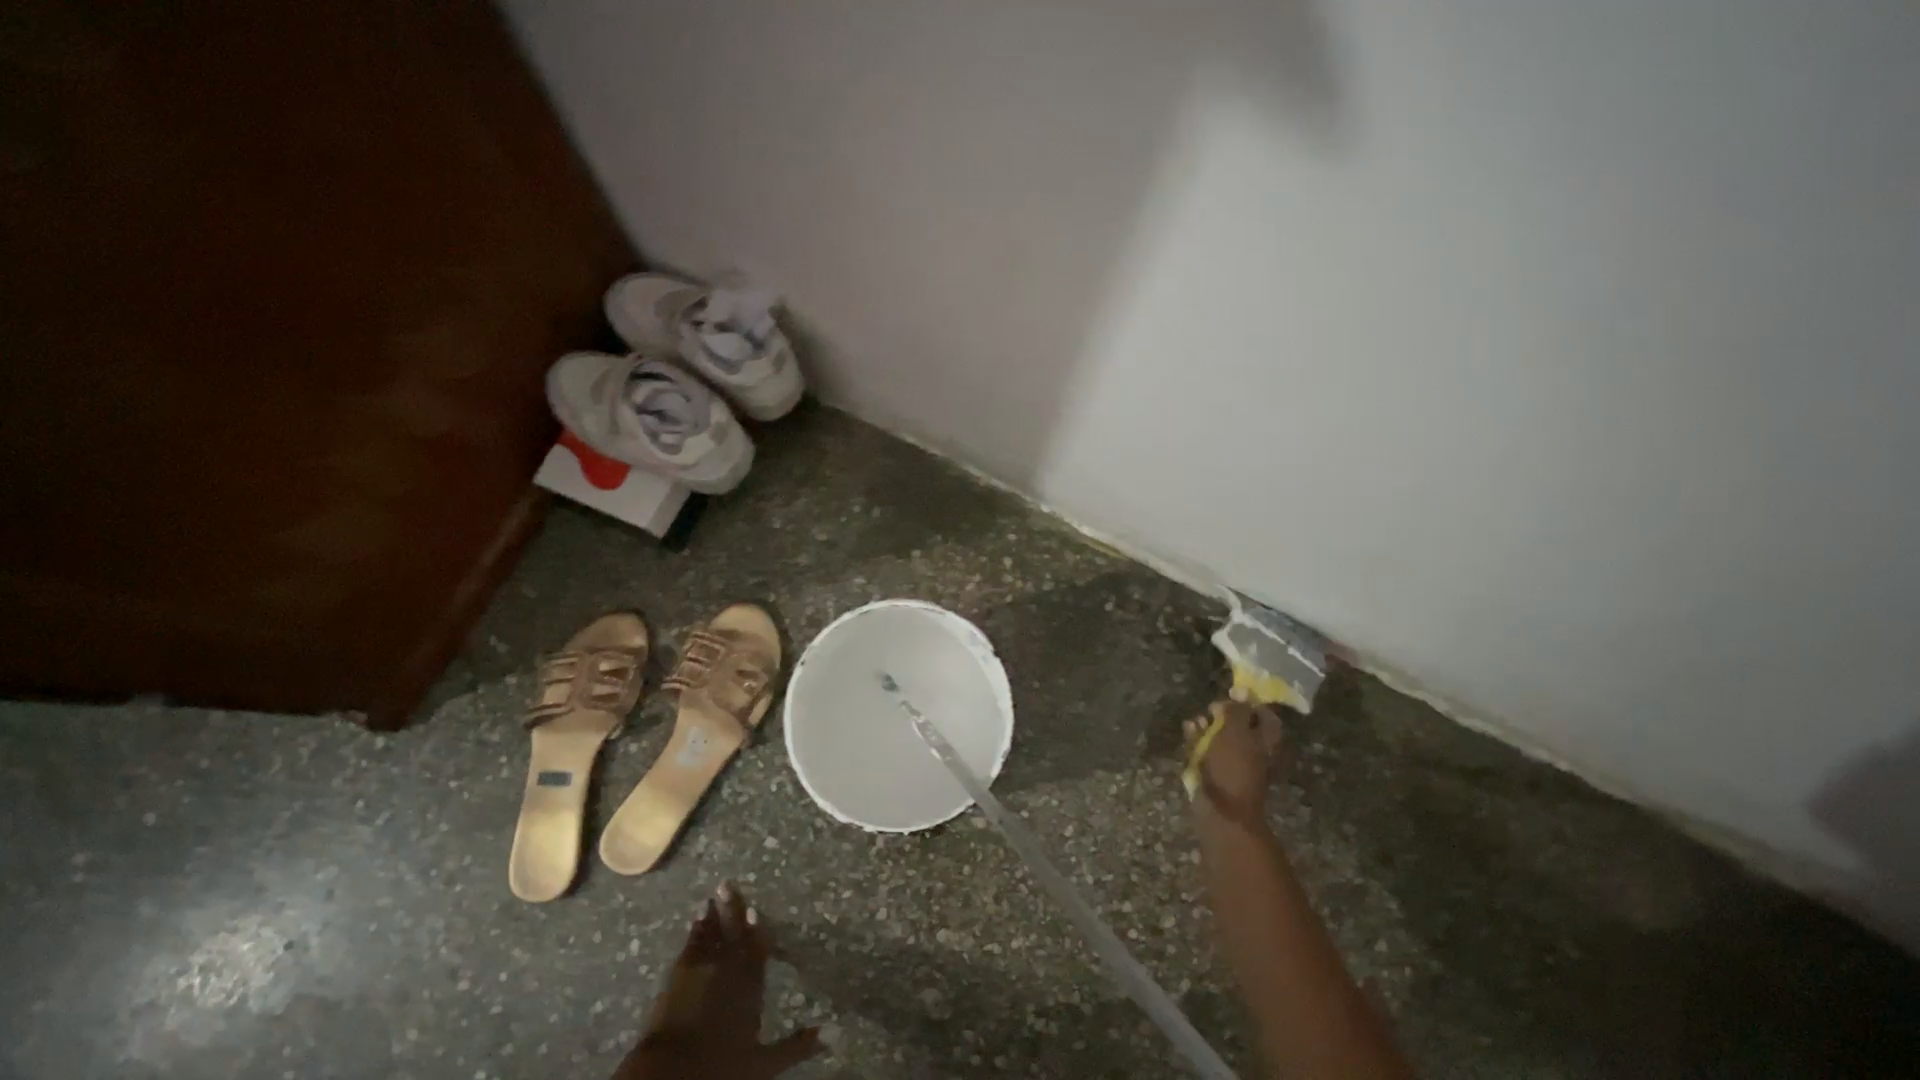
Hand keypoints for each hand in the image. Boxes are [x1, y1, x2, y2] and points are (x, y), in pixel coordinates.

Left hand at [612, 882, 825, 1079]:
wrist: (669, 1072)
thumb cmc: (721, 1065)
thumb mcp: (764, 1063)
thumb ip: (798, 1045)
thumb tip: (838, 1032)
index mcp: (749, 986)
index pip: (756, 952)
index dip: (758, 930)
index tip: (756, 908)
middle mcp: (724, 971)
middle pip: (731, 935)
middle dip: (731, 910)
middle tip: (727, 884)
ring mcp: (696, 973)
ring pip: (707, 937)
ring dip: (710, 919)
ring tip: (710, 900)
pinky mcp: (673, 981)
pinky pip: (688, 948)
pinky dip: (692, 934)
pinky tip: (693, 926)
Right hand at [1183, 699, 1284, 826]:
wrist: (1221, 811)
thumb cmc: (1232, 768)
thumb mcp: (1236, 731)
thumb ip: (1237, 710)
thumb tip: (1239, 694)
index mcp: (1267, 742)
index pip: (1266, 715)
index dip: (1251, 702)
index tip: (1233, 695)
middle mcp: (1255, 751)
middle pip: (1242, 726)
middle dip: (1224, 715)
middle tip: (1211, 709)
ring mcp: (1236, 764)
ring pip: (1223, 738)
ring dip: (1208, 727)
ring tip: (1195, 720)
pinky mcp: (1218, 774)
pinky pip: (1209, 752)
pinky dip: (1199, 741)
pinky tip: (1188, 731)